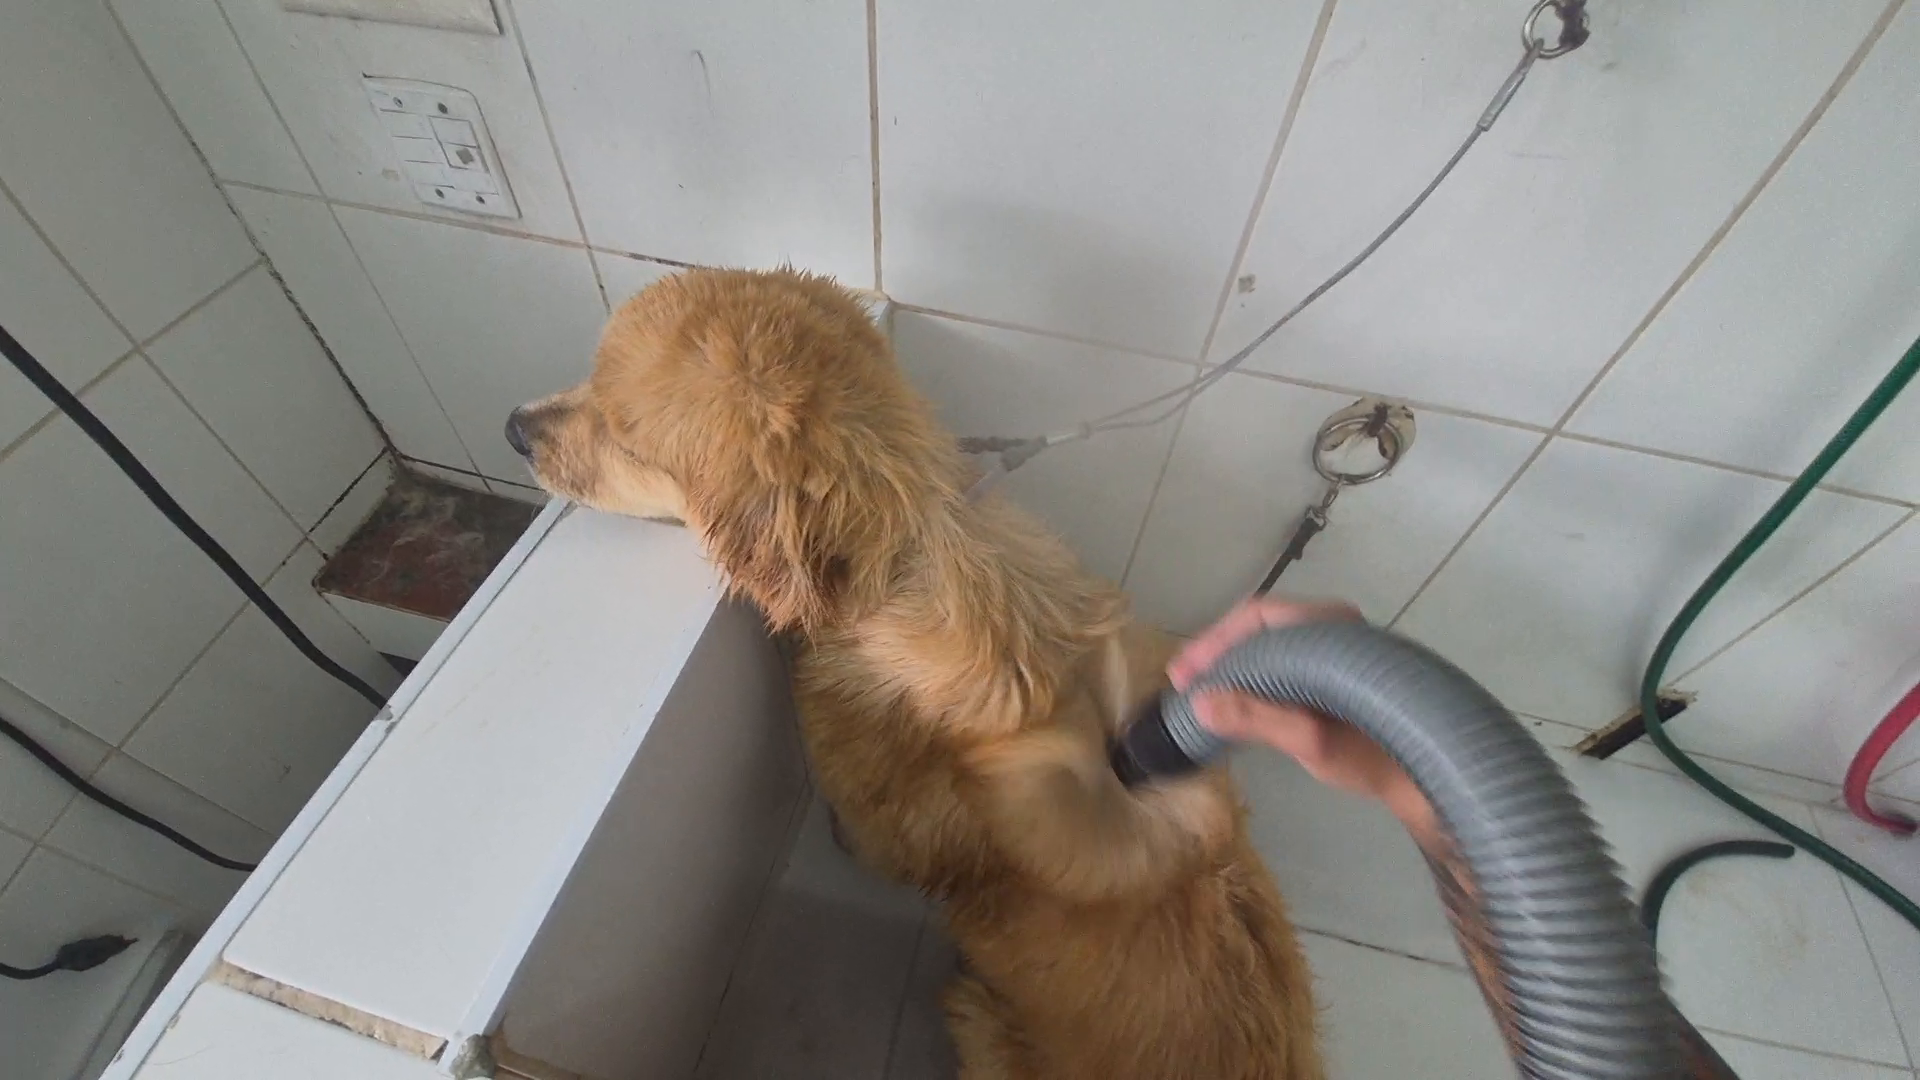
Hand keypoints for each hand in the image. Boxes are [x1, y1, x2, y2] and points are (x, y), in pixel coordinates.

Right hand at [1169, 596, 1436, 836]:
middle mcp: (1333, 626)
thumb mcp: (1314, 742)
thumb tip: (1201, 704)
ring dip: (1230, 663)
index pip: (1259, 617)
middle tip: (1183, 682)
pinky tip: (1233, 695)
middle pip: (1258, 625)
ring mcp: (1334, 645)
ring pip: (1268, 641)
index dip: (1214, 642)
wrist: (1430, 784)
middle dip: (1216, 652)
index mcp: (1331, 631)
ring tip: (1199, 690)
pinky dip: (1250, 673)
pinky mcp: (1332, 667)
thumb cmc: (1377, 760)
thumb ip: (1259, 719)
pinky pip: (1281, 657)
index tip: (1185, 674)